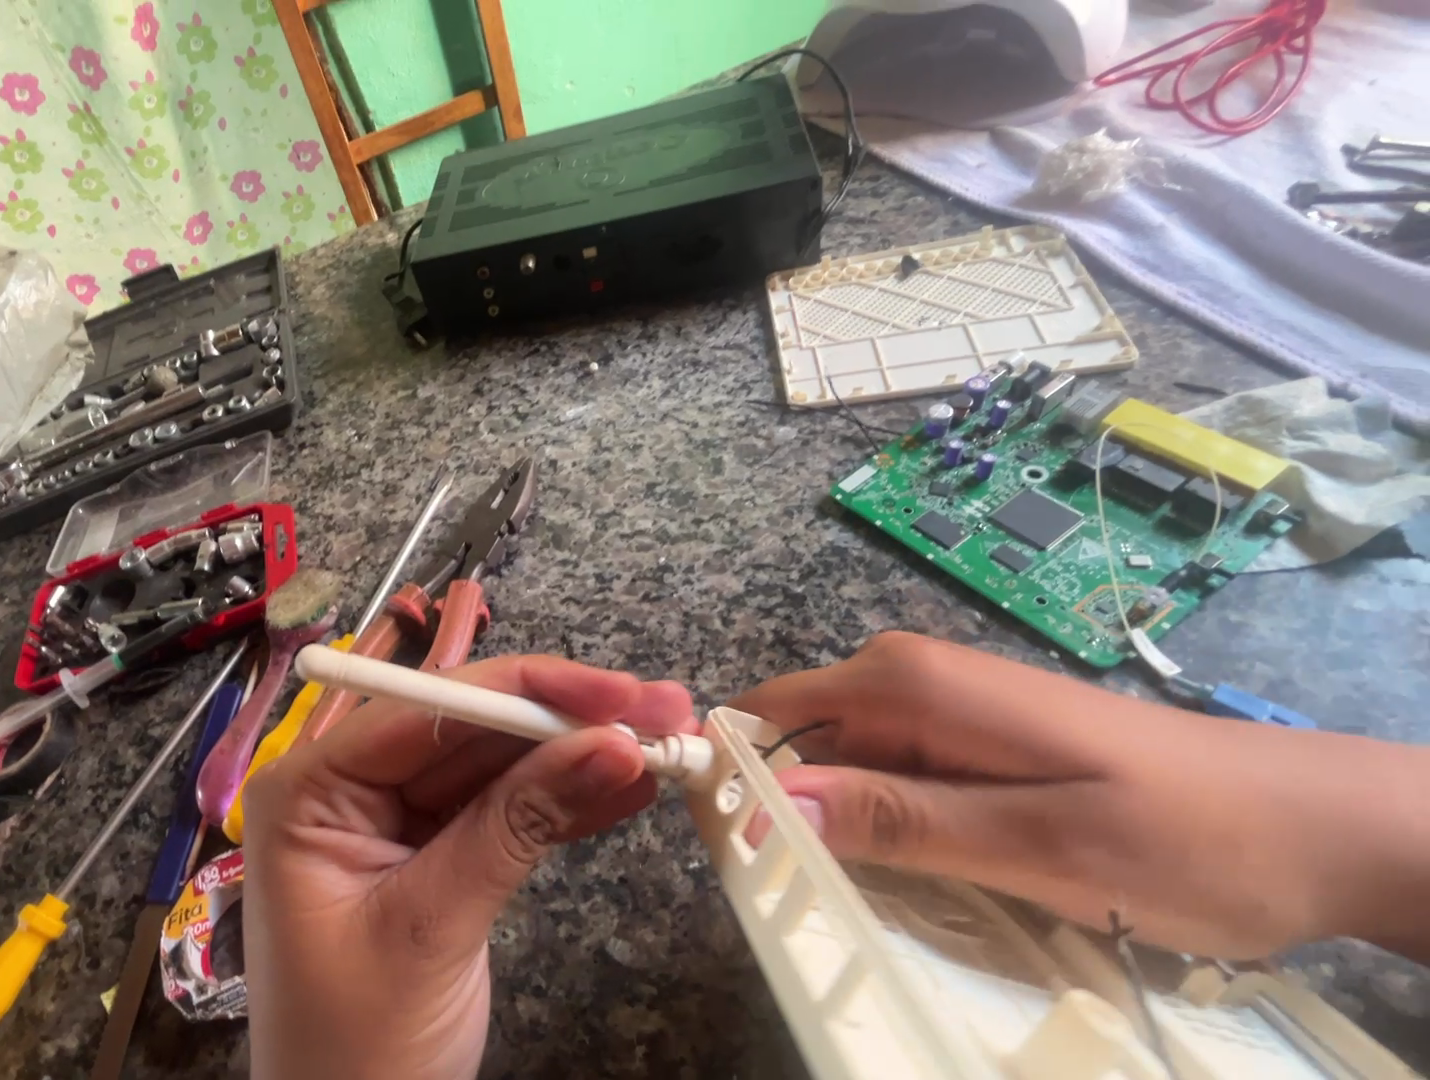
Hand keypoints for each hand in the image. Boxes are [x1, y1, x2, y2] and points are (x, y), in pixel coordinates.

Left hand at [240, 656, 695, 1079]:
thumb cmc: (356, 1050)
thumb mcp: (431, 927)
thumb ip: (516, 826)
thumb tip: (609, 746)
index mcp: (314, 786)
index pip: (428, 710)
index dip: (527, 691)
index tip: (615, 693)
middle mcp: (352, 783)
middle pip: (472, 727)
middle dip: (568, 719)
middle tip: (662, 710)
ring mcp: (396, 815)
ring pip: (499, 763)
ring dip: (581, 754)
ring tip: (667, 743)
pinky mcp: (437, 847)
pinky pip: (506, 808)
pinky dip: (569, 800)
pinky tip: (629, 787)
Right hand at [732, 632, 1429, 960]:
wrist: (1317, 824)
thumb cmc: (1185, 833)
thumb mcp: (1037, 841)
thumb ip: (900, 818)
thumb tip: (773, 802)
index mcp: (905, 683)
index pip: (769, 711)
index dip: (734, 771)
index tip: (727, 844)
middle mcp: (902, 677)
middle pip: (795, 737)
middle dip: (781, 806)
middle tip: (795, 890)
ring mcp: (933, 704)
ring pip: (835, 760)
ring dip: (828, 821)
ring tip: (851, 890)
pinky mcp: (957, 734)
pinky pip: (881, 774)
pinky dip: (872, 821)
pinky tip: (905, 868)